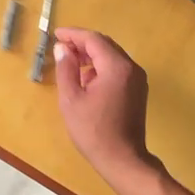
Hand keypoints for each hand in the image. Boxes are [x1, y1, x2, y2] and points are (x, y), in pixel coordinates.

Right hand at [53, 28, 156, 183]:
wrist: (122, 159)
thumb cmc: (93, 131)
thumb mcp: (71, 100)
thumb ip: (66, 69)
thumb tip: (62, 49)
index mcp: (117, 67)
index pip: (94, 40)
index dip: (73, 35)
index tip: (56, 35)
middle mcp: (132, 68)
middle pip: (106, 45)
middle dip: (83, 44)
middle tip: (61, 47)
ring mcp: (138, 79)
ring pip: (113, 57)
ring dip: (92, 56)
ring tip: (71, 63)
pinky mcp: (138, 91)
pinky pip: (119, 70)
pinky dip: (102, 68)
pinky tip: (87, 80)